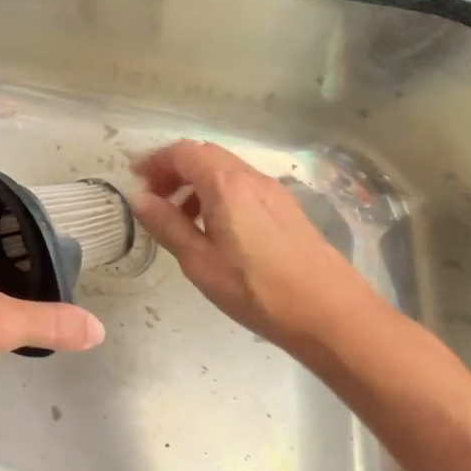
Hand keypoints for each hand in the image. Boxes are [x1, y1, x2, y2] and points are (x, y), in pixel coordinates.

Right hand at [130, 140, 379, 348]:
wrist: (335, 318)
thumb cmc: (258, 291)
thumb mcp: (199, 262)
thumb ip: (167, 225)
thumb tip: (139, 199)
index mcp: (227, 185)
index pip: (183, 152)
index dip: (154, 161)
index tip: (135, 181)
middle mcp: (252, 179)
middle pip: (205, 155)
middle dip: (174, 170)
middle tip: (154, 197)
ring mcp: (275, 194)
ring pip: (226, 171)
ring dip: (196, 183)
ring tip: (181, 217)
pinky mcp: (289, 211)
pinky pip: (244, 188)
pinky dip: (219, 195)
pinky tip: (216, 230)